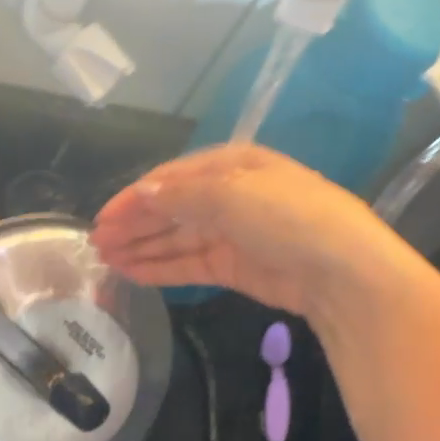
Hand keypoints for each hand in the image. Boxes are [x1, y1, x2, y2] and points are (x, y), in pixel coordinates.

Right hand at [90, 143, 408, 316]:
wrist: (343, 273)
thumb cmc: (290, 219)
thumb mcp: (232, 195)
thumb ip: (181, 195)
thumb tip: (141, 193)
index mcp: (234, 167)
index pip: (172, 179)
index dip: (134, 197)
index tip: (102, 218)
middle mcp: (231, 196)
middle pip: (171, 209)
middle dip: (133, 224)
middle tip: (97, 243)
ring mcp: (232, 234)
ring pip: (175, 239)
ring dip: (141, 247)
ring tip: (106, 260)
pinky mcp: (234, 268)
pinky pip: (187, 265)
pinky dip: (160, 268)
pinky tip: (132, 272)